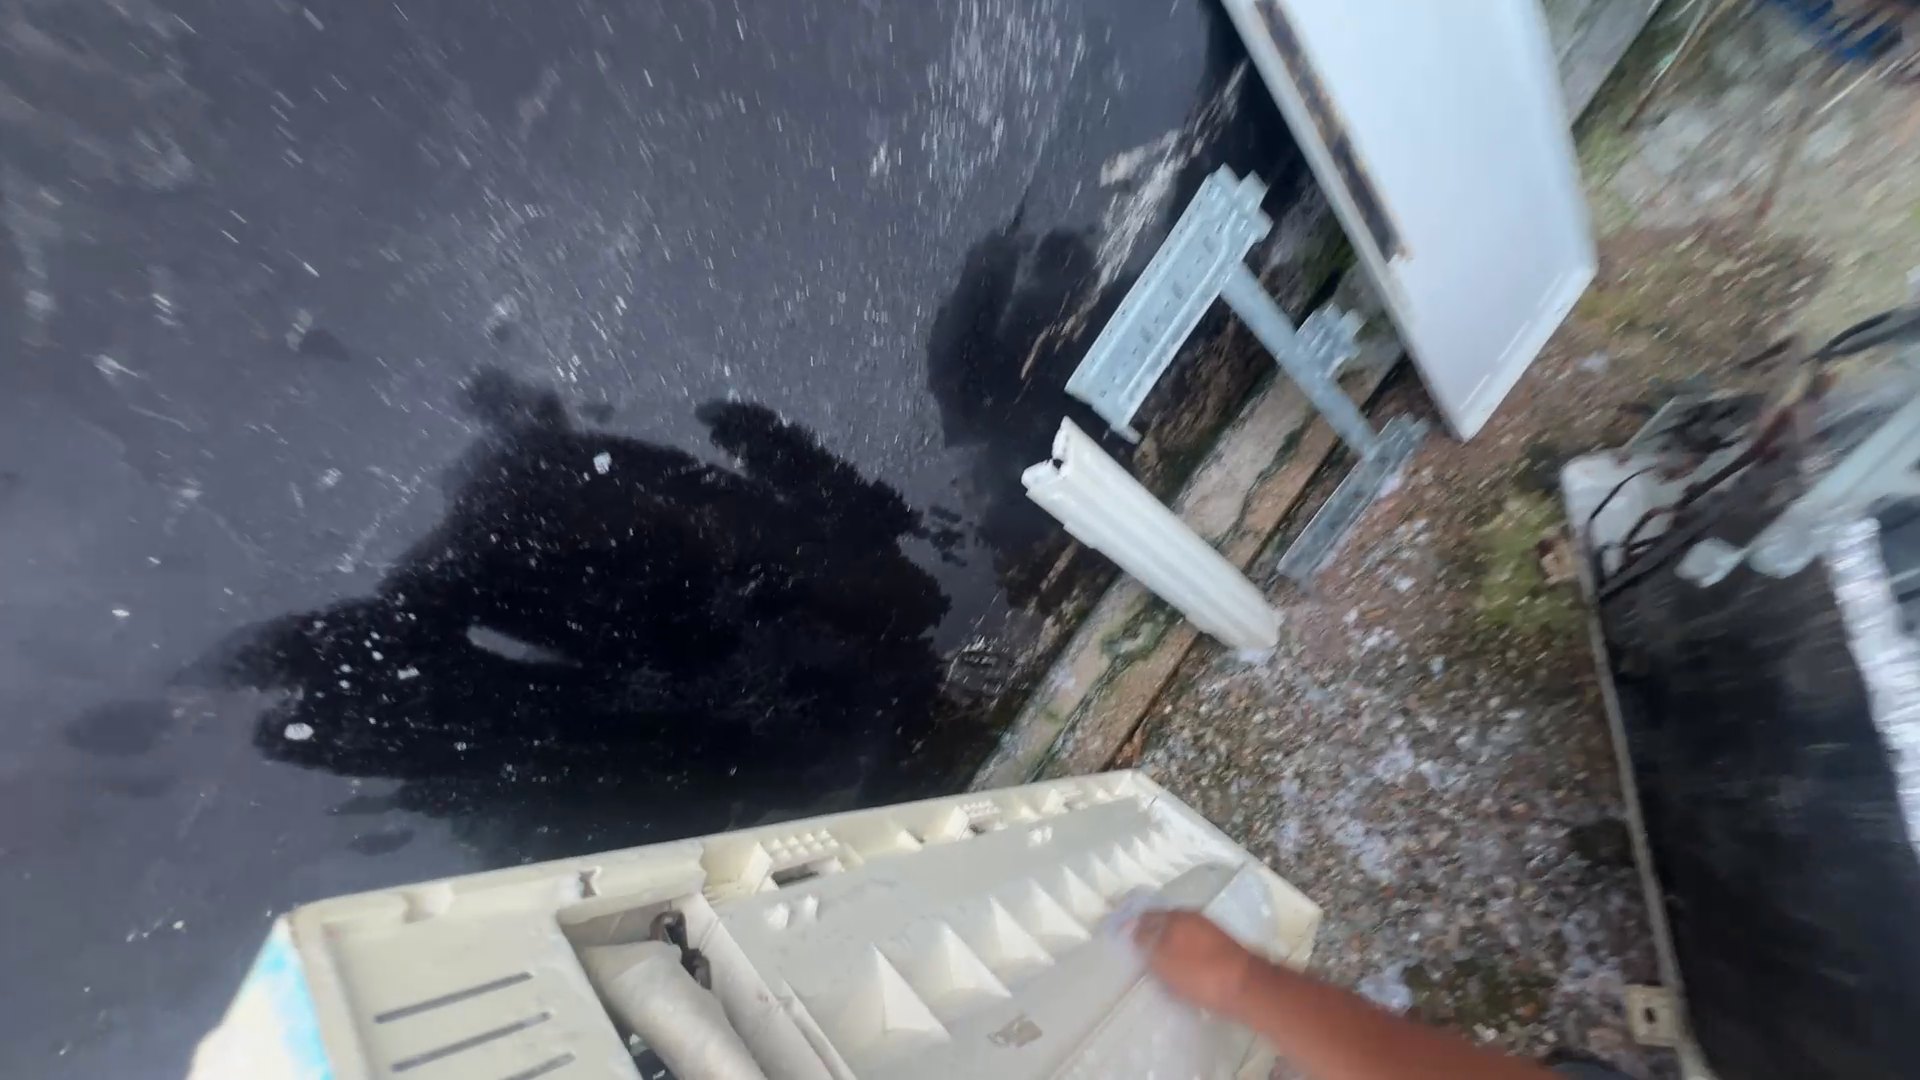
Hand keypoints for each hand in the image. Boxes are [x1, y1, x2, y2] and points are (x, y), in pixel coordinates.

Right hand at [1130, 909, 1259, 1014]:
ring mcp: (1208, 930)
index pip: (1145, 915)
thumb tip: (1129, 928)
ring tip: (1159, 965)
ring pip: (1179, 934)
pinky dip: (1183, 954)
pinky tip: (1182, 970)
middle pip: (1162, 922)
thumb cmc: (1200, 973)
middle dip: (1150, 934)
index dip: (1132, 926)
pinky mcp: (1221, 947)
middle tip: (1139, 953)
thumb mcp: (1163, 958)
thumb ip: (1144, 941)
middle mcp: (1190, 917)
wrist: (1247, 988)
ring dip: (1167, 945)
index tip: (1122, 939)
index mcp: (1174, 916)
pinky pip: (1193, 946)